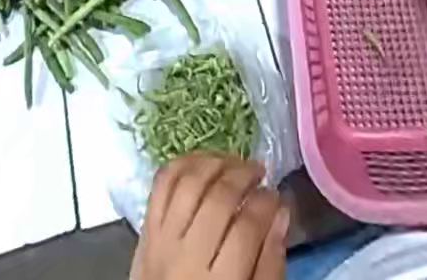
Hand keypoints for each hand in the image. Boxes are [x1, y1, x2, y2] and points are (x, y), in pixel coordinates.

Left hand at [132, 153, 287, 279]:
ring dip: (216, 162)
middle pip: (218, 200)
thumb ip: (271, 265)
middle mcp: (187, 259)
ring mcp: (161, 242)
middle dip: (244, 175)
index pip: (246, 229)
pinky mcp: (146, 230)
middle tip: (260, 172)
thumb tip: (281, 212)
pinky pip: (162, 183)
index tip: (276, 195)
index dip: (266, 203)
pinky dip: (185, 163)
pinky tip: (206, 161)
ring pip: (189, 183)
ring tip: (236, 163)